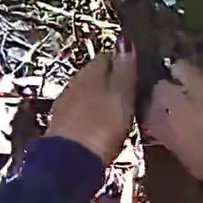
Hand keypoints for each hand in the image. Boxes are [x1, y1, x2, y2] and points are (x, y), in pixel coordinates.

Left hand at [46, 42, 137, 163]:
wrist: (70, 164)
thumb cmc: (101, 125)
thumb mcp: (121, 95)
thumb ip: (124, 69)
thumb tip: (124, 39)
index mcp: (89, 73)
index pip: (107, 56)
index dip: (123, 61)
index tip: (139, 71)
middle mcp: (73, 85)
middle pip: (96, 76)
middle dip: (112, 81)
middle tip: (133, 92)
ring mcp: (65, 107)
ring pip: (88, 95)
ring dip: (102, 99)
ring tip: (121, 110)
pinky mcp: (62, 128)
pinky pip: (82, 113)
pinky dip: (93, 115)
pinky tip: (102, 126)